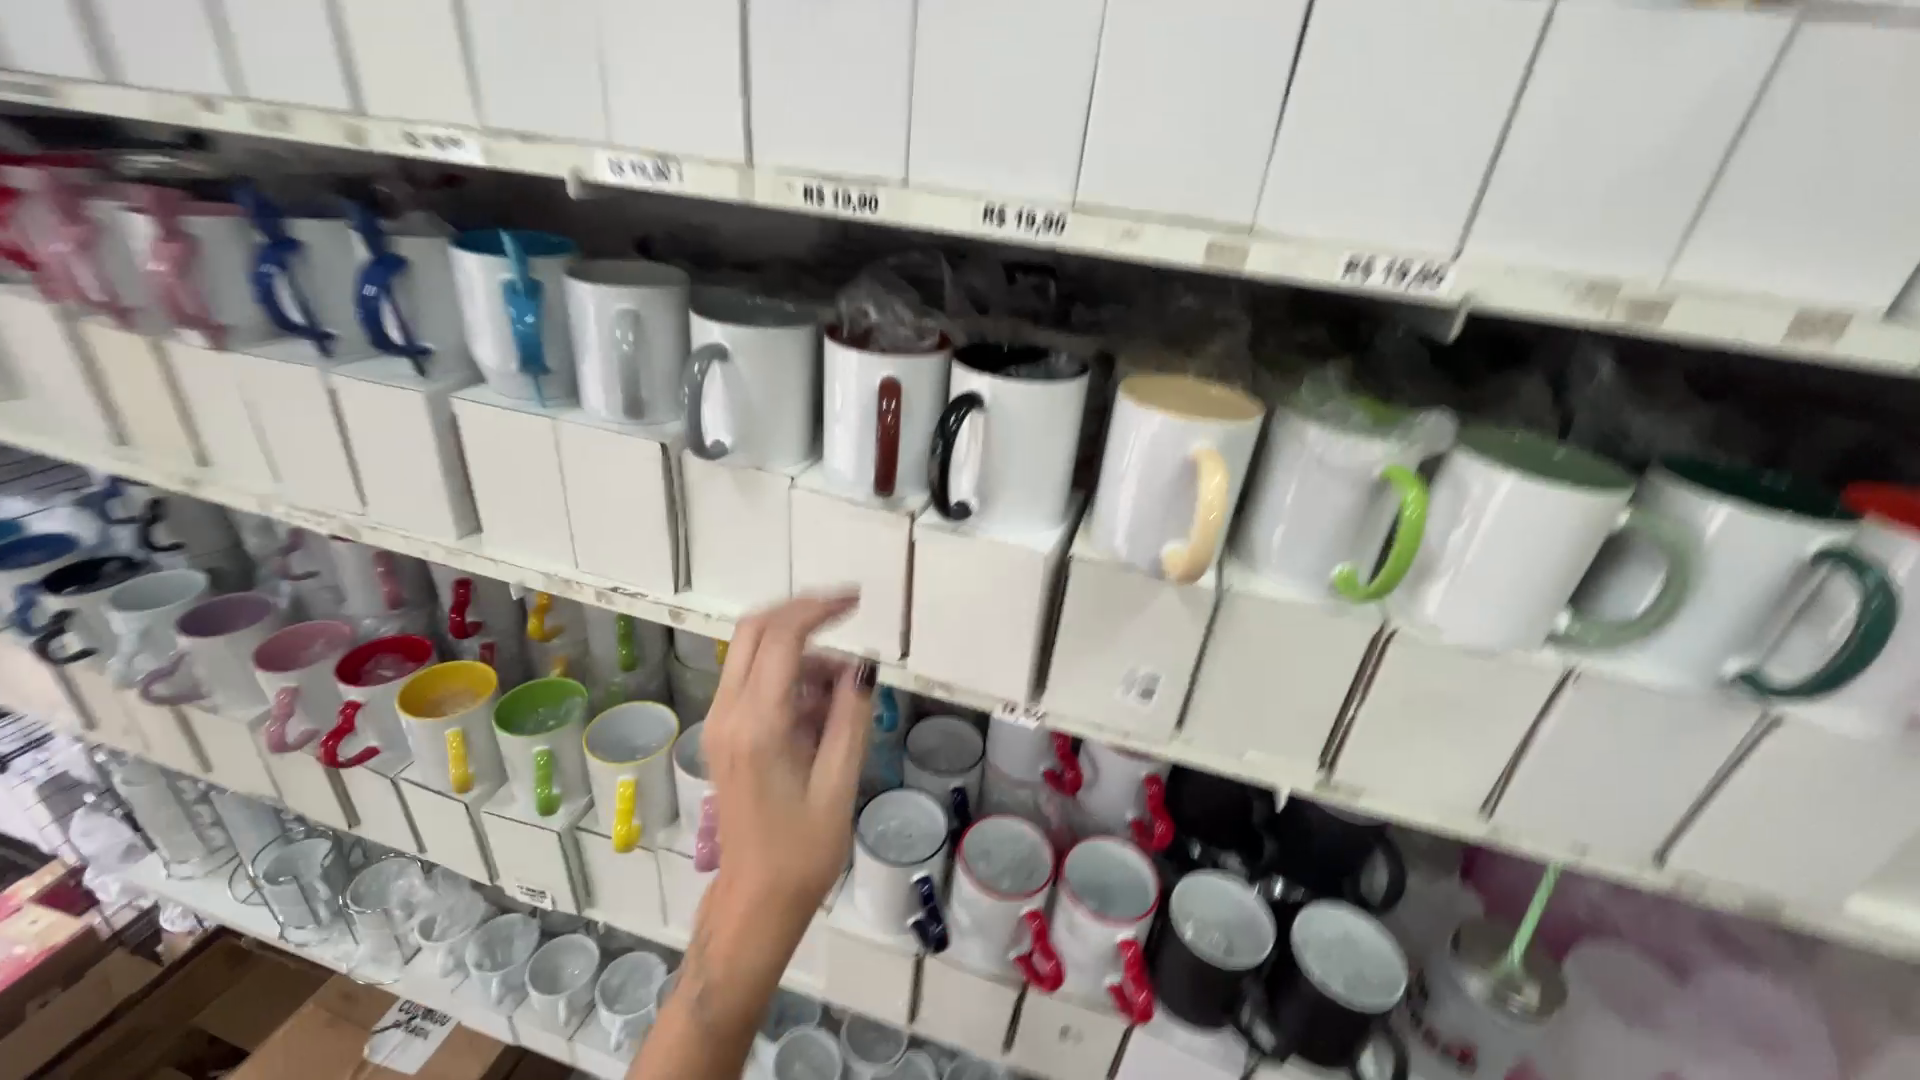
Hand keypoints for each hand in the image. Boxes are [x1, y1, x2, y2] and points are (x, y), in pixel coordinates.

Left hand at [703, 593, 870, 911]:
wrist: (755, 898)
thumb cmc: (802, 852)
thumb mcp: (839, 785)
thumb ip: (850, 718)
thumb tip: (864, 666)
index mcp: (758, 725)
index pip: (781, 638)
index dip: (819, 609)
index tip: (856, 601)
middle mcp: (729, 714)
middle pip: (755, 630)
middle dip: (802, 613)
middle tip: (847, 614)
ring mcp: (721, 722)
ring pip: (755, 654)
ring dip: (802, 653)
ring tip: (847, 691)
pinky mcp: (725, 734)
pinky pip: (755, 682)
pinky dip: (791, 678)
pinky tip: (824, 710)